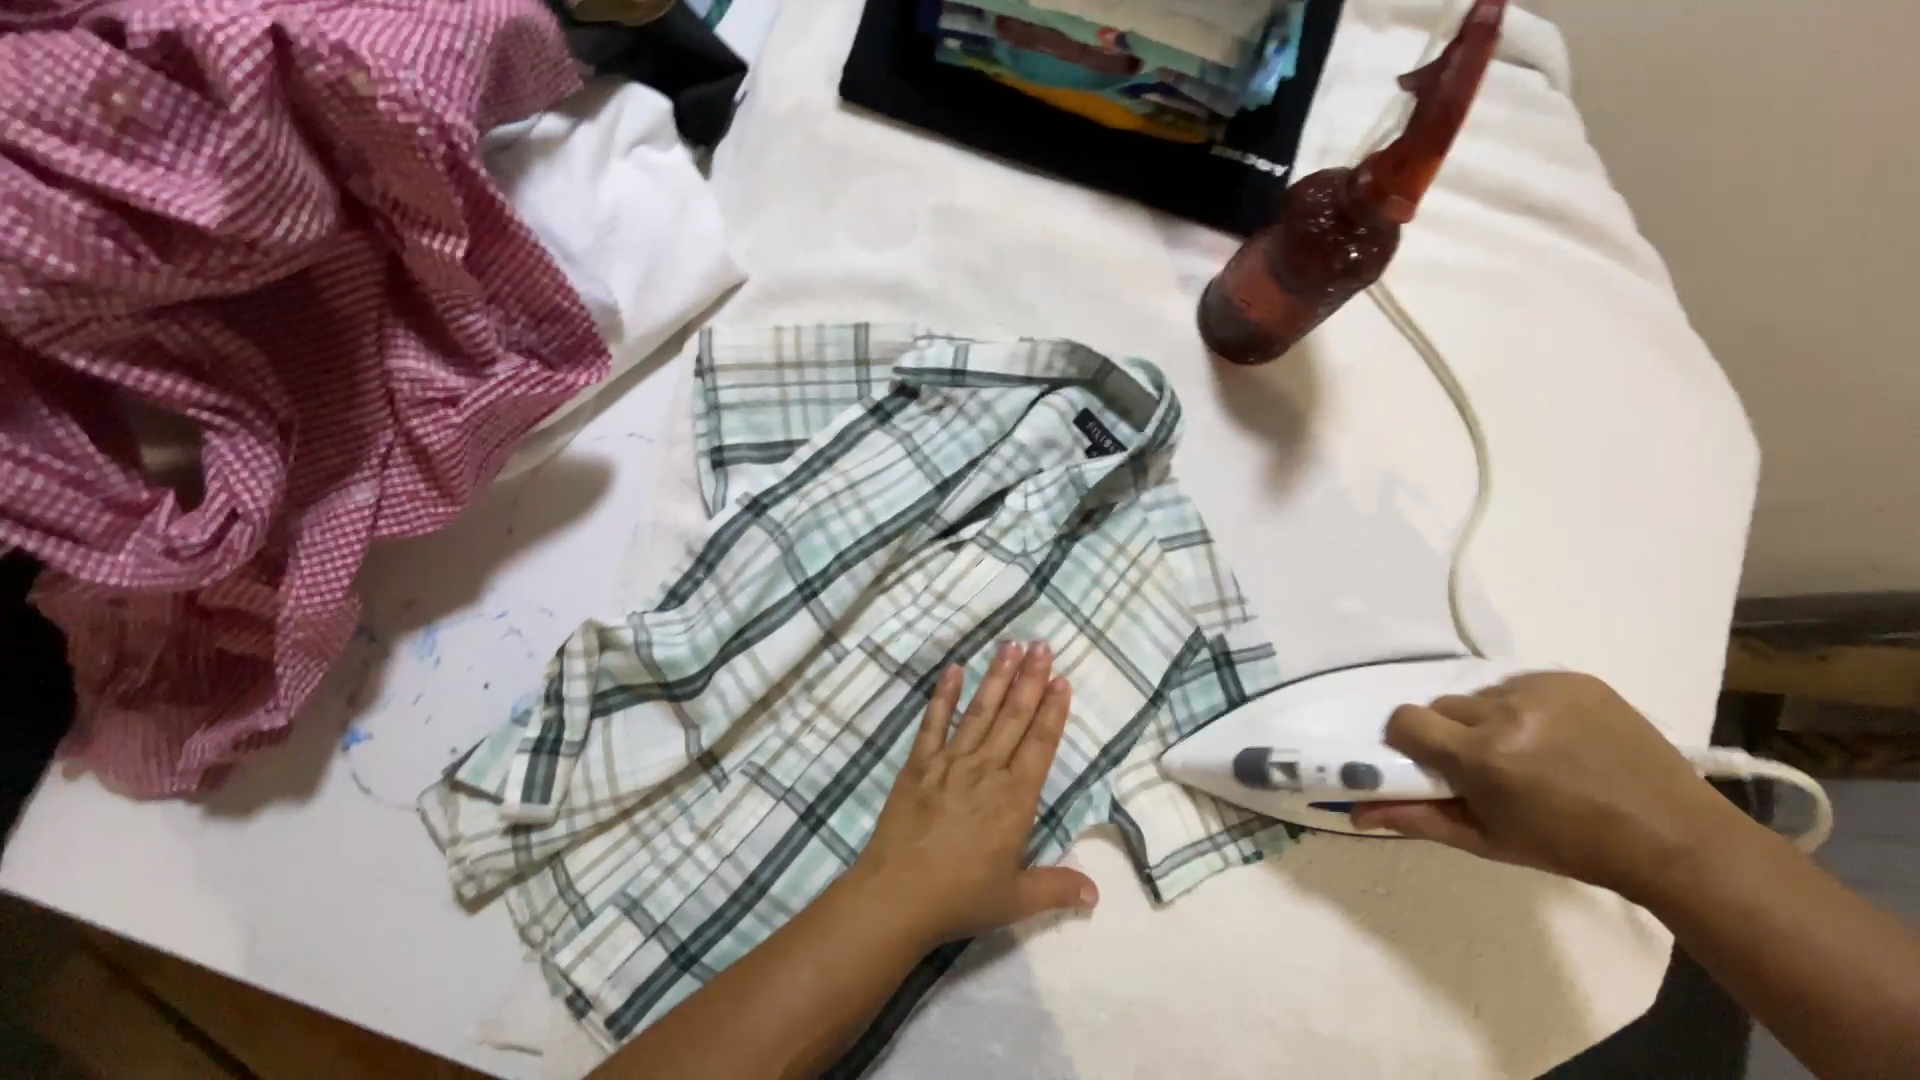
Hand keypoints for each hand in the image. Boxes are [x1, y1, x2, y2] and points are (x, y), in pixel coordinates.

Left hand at [844, 641, 1098, 947]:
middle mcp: (986, 770)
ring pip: (979, 712)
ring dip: (995, 678)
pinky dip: (944, 696)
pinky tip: (953, 670)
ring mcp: (949, 763)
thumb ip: (1057, 889)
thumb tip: (1096, 893)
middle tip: (1042, 645)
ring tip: (1010, 646)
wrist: (897, 896)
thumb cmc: (960, 897)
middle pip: (1013, 717)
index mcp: (1015, 798)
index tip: (1061, 679)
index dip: (1053, 710)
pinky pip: (933, 723)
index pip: (1040, 743)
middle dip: (1030, 679)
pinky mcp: (918, 765)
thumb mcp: (1016, 899)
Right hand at [1348, 672, 1751, 900]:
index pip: (1405, 720)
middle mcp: (1505, 712)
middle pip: (1443, 705)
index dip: (1410, 740)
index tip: (1431, 762)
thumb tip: (1355, 811)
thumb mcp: (1487, 840)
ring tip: (1531, 751)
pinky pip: (1523, 683)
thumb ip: (1417, 818)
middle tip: (1487, 765)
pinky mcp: (1575, 678)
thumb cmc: (1570, 847)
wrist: (1673, 836)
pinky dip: (1528, 707)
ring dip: (1491, 719)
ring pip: (1482, 695)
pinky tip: (1559, 736)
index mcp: (1481, 755)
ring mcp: (1544, 690)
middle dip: (1454, 733)